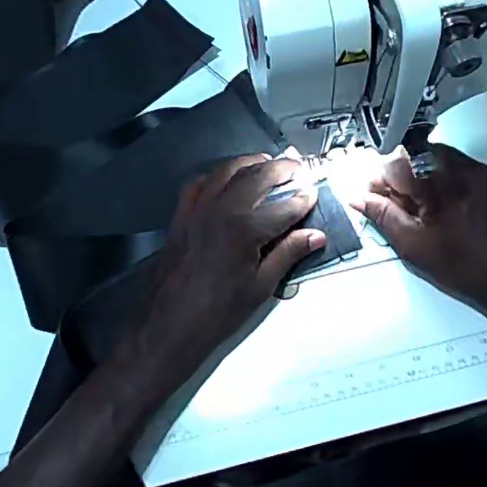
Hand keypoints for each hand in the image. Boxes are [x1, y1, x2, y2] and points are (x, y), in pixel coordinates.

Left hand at [139, 155, 324, 362]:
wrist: (169, 323)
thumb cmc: (219, 311)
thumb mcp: (261, 286)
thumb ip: (288, 253)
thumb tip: (316, 235)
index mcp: (246, 228)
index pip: (284, 206)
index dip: (303, 199)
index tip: (314, 193)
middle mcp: (222, 208)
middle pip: (257, 176)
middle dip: (281, 168)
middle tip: (297, 167)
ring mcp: (198, 207)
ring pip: (227, 170)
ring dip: (250, 163)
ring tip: (267, 163)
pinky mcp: (182, 213)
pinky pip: (199, 182)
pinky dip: (217, 175)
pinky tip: (227, 178)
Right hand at [351, 145, 486, 314]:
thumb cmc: (470, 270)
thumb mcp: (414, 247)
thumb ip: (383, 217)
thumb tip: (362, 199)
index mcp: (442, 185)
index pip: (397, 162)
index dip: (381, 180)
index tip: (377, 195)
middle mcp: (465, 171)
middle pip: (417, 155)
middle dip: (402, 177)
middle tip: (399, 205)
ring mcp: (482, 173)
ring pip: (437, 159)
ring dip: (422, 177)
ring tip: (424, 210)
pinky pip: (458, 168)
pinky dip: (444, 181)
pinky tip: (443, 209)